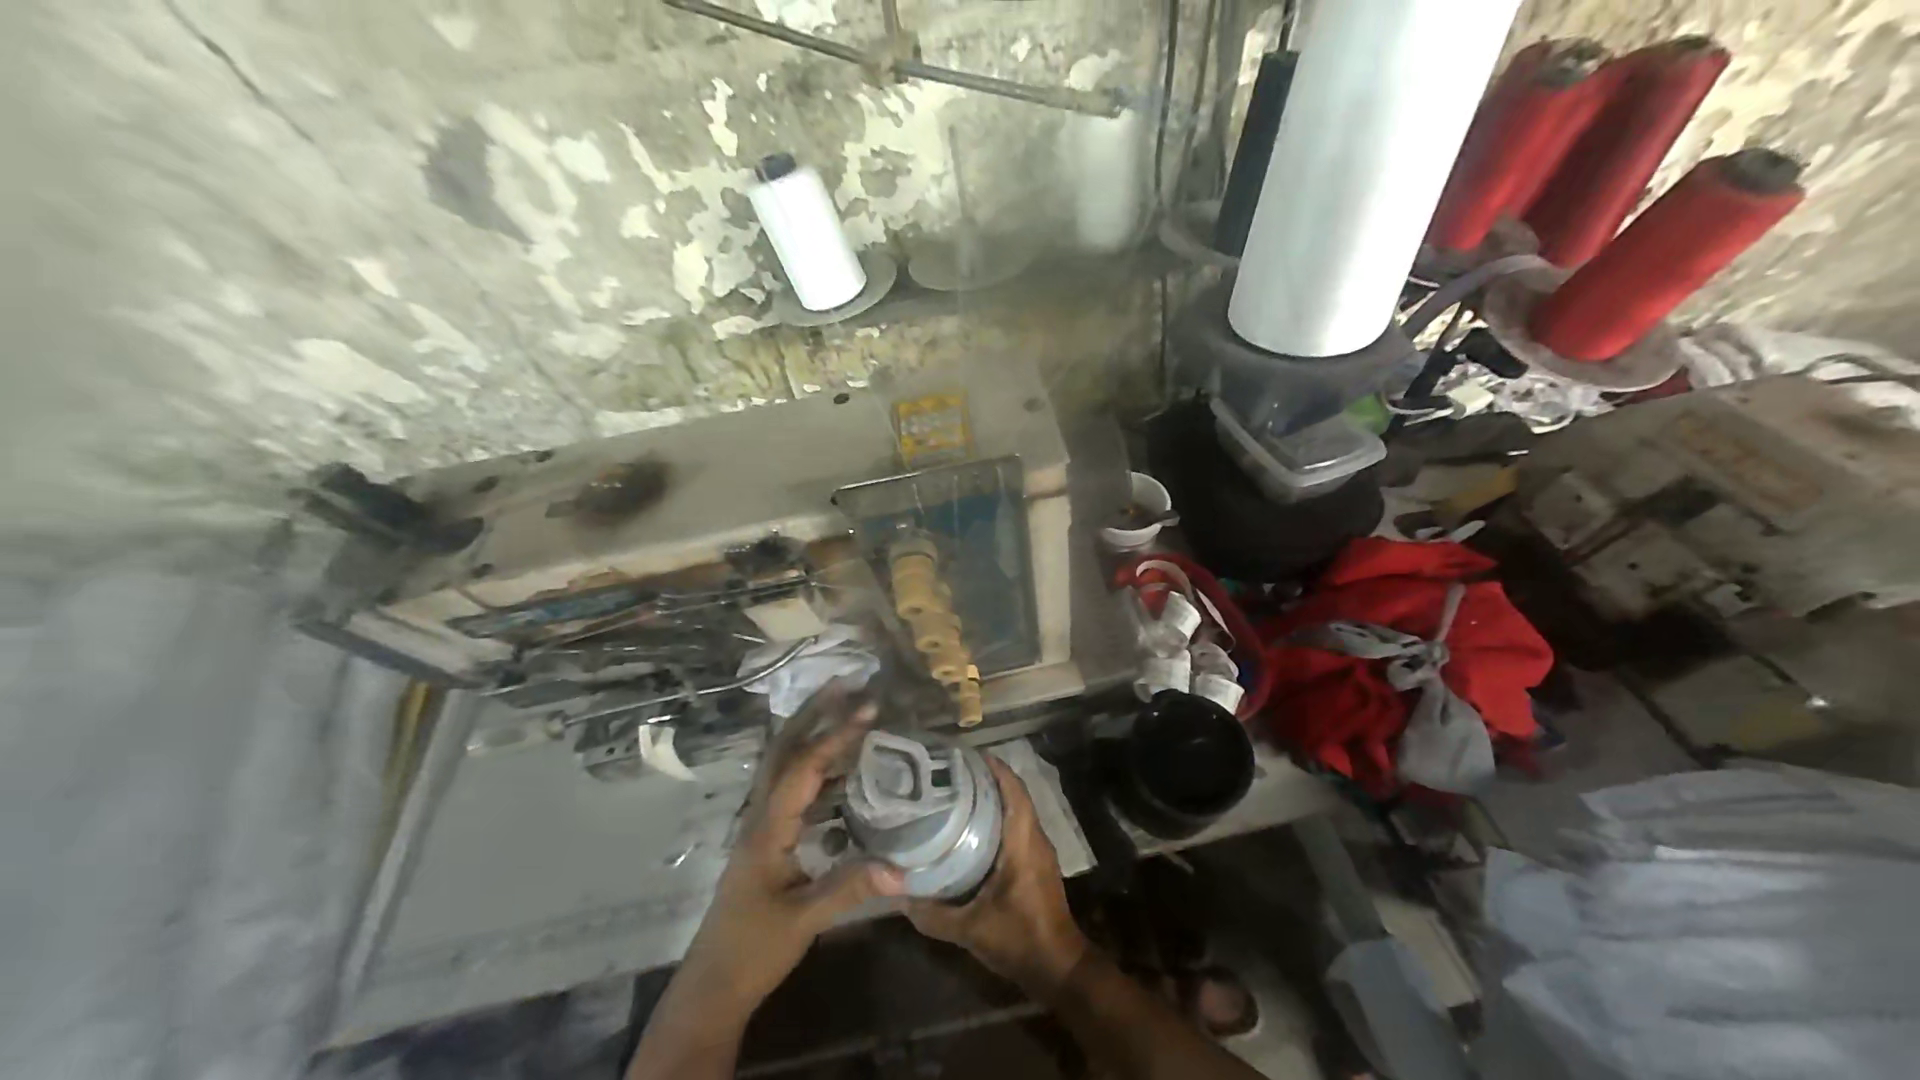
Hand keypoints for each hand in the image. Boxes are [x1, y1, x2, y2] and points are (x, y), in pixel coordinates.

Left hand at [677, 690, 905, 1017]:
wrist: (714, 983)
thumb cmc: (754, 948)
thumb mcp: (804, 920)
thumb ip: (849, 888)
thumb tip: (903, 869)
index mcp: (768, 828)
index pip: (803, 769)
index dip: (835, 737)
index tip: (868, 709)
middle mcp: (760, 815)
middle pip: (783, 750)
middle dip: (814, 713)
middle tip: (847, 684)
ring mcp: (762, 824)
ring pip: (784, 763)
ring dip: (812, 731)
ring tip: (845, 708)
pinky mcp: (768, 837)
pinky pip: (792, 785)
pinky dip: (815, 763)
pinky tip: (840, 766)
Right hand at [906, 757, 1090, 1001]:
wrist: (1058, 969)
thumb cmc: (1019, 939)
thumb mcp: (970, 930)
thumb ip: (933, 914)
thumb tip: (899, 895)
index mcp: (1024, 843)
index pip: (1014, 791)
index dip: (994, 768)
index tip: (966, 755)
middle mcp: (1035, 839)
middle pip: (1015, 795)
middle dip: (987, 778)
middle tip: (951, 773)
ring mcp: (1039, 852)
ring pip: (1018, 810)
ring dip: (994, 797)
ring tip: (957, 792)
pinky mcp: (1037, 864)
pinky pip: (1018, 827)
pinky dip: (999, 816)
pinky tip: (971, 827)